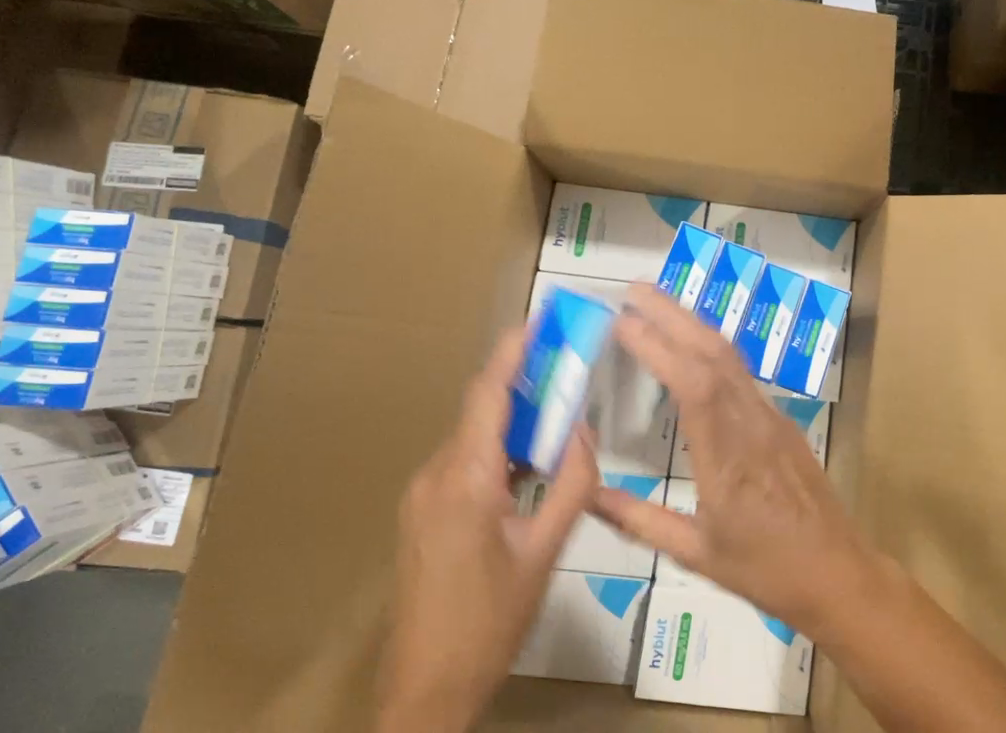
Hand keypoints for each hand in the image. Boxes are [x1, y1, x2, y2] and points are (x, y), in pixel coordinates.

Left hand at [378, 328, 598, 732]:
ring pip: (473, 440)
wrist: (428, 686)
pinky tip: (530, 465)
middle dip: (524, 385)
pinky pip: (464, 465)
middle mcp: (434, 477)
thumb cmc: (492, 620)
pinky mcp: (422, 516)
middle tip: (568, 367)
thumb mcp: (546, 551)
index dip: (511, 353)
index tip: (537, 320)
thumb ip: (572, 485)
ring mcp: (421, 497)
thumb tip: (584, 431)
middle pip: (481, 413)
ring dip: (514, 423)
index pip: (488, 396)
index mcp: (465, 480)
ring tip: (560, 415)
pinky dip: (499, 452)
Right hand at [592, 285, 876, 632]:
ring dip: (692, 324)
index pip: (694, 384)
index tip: (622, 321)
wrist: (838, 573)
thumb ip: (639, 521)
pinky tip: (692, 346)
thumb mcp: (696, 555)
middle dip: (672, 314)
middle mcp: (751, 426)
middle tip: (631, 290)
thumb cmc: (765, 570)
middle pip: (713, 354)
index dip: (659, 346)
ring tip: (655, 304)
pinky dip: (711, 349)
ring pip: (731, 358)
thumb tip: (587, 492)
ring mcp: (771, 419)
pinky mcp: (782, 422)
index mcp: (727, 459)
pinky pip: (742, 375)